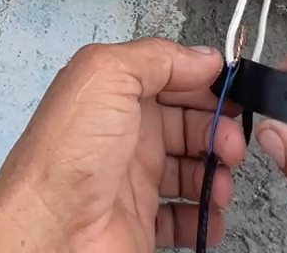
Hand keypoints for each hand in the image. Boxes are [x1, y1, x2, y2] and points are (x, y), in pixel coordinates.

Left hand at [0, 39, 247, 251]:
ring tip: (221, 184)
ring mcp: (132, 178)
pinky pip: (183, 216)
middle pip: (185, 122)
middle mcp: (123, 131)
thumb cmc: (72, 150)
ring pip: (190, 168)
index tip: (233, 93)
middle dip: (217, 130)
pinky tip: (210, 214)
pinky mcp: (140, 222)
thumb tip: (203, 56)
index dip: (203, 83)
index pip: (169, 76)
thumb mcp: (108, 75)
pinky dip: (204, 216)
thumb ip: (157, 57)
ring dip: (216, 174)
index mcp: (114, 90)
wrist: (53, 231)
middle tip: (232, 145)